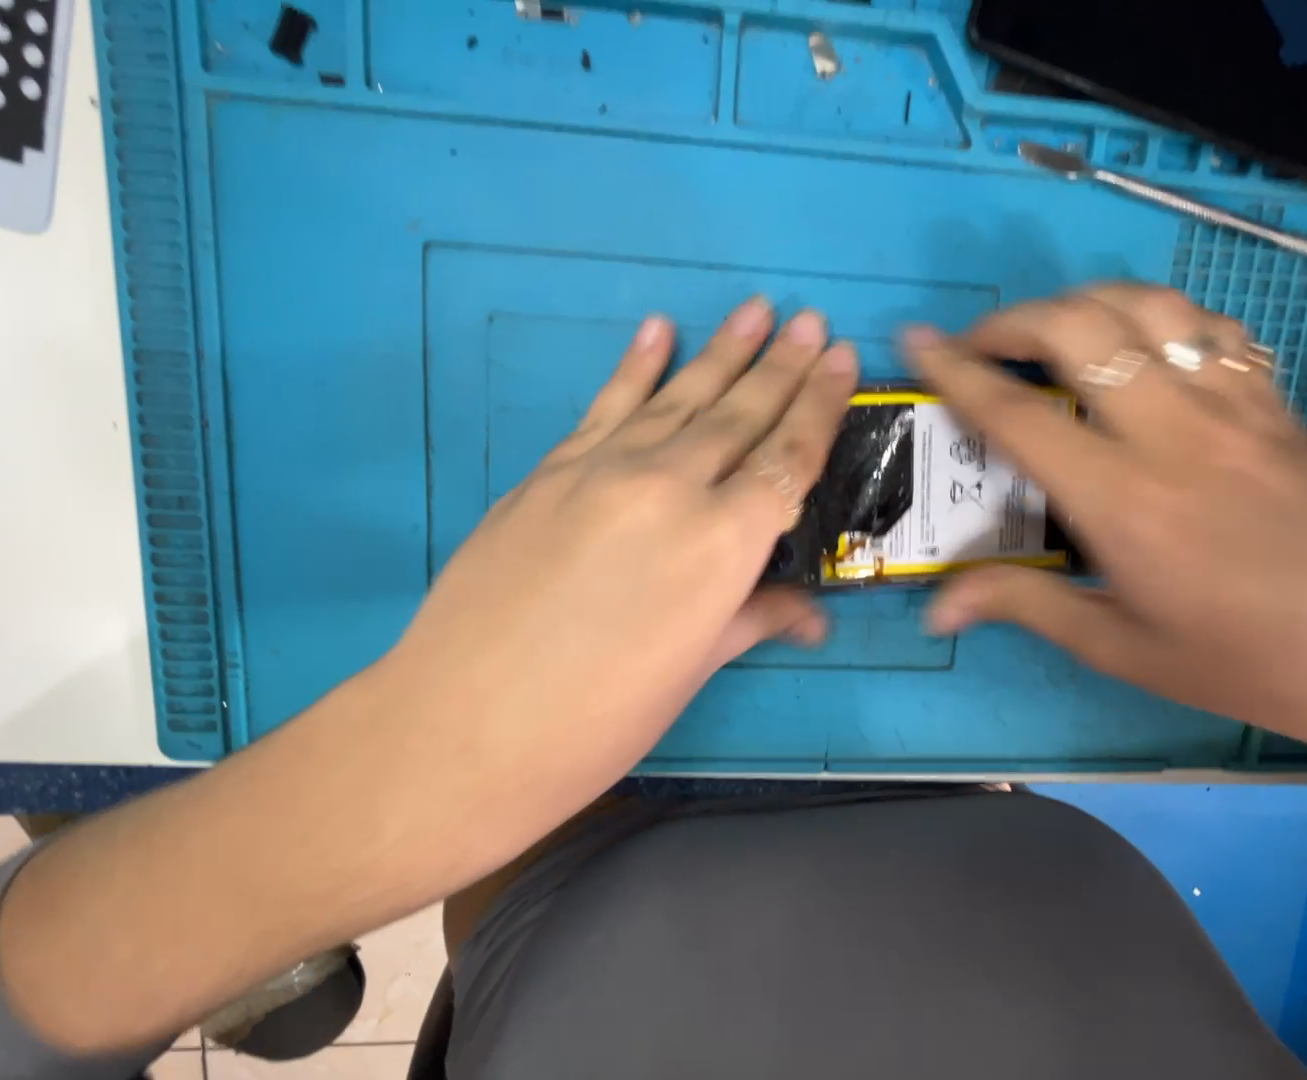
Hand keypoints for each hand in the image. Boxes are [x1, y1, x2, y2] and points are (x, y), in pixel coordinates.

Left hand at [391, 297, 857, 806]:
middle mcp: (670, 488)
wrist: (465, 725)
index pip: (787, 459)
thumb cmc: (596, 721)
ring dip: (722, 353)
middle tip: (812, 322)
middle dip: (781, 366)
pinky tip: (657, 330)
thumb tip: (811, 613)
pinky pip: (605, 406)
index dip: (819, 407)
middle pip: (739, 415)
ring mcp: (603, 471)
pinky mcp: (551, 471)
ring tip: (755, 310)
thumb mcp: (689, 671)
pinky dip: (635, 367)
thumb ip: (751, 618)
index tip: (841, 361)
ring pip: (678, 399)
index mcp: (721, 544)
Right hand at [903, 284, 1306, 780]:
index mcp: (1122, 499)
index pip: (1017, 414)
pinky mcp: (1279, 405)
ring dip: (1085, 303)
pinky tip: (1143, 345)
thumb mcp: (1123, 648)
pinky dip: (1159, 319)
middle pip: (1082, 329)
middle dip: (1015, 320)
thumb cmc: (1253, 662)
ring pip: (1150, 308)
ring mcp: (1235, 408)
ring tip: (1053, 331)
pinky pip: (1210, 330)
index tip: (917, 341)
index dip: (956, 371)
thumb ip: (1024, 606)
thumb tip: (935, 610)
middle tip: (981, 343)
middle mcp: (1173, 433)